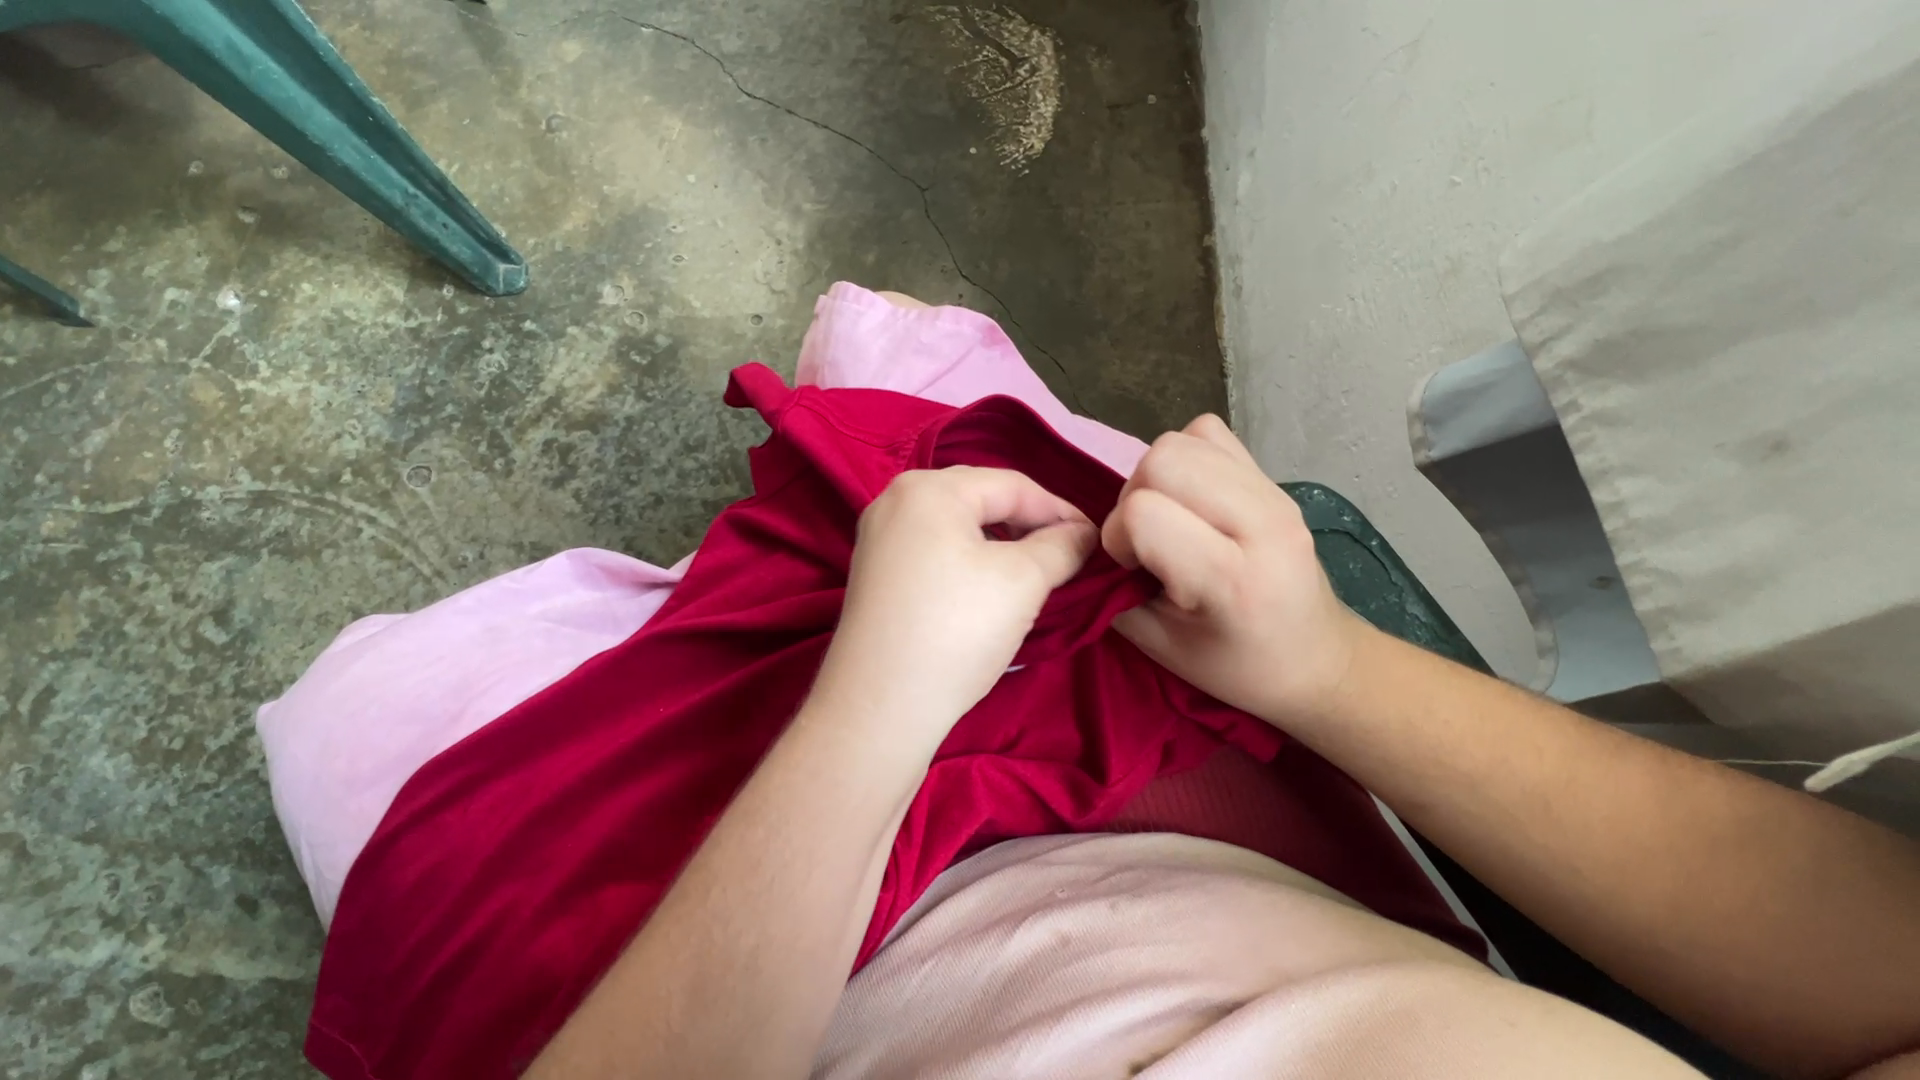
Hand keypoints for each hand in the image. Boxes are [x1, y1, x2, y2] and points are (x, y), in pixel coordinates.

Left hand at [808, 466, 1097, 752]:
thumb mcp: (1024, 581)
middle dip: (1029, 526)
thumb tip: (1083, 534)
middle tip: (1069, 556)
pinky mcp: (875, 577)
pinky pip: (934, 554)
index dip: (1060, 510)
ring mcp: (878, 540)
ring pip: (957, 529)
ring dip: (1001, 546)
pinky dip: (969, 564)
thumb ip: (1062, 546)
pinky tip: (990, 591)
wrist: (881, 707)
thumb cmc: (957, 629)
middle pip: (980, 501)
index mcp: (927, 488)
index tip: (1096, 540)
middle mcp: (894, 502)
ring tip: (1036, 575)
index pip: (1011, 485)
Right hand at [1103, 415, 1370, 726]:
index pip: (1143, 512)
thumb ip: (1112, 592)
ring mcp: (1275, 493)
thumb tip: (1087, 548)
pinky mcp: (1274, 478)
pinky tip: (1191, 500)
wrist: (1316, 659)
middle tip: (1148, 539)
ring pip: (1183, 439)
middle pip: (1163, 458)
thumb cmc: (1236, 667)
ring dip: (1157, 477)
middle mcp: (1261, 522)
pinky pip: (1208, 434)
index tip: (1133, 570)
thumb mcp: (1159, 645)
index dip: (1119, 538)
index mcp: (1232, 578)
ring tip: (1169, 518)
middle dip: (1134, 496)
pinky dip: (1185, 459)